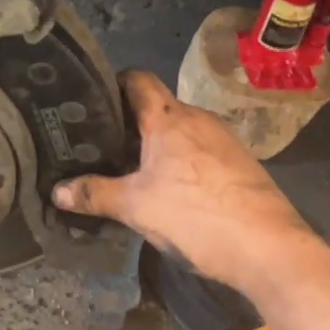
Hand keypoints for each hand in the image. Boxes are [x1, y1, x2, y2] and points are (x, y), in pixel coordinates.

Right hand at [53, 70, 315, 293]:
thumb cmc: (196, 216)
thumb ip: (94, 195)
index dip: (113, 83)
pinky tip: (172, 189)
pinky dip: (183, 160)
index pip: (137, 78)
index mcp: (168, 118)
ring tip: (133, 168)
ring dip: (158, 144)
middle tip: (103, 143)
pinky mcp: (242, 165)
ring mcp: (224, 141)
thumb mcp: (136, 208)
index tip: (93, 101)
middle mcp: (197, 119)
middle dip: (131, 122)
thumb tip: (56, 191)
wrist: (273, 250)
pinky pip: (201, 150)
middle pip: (157, 107)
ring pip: (180, 130)